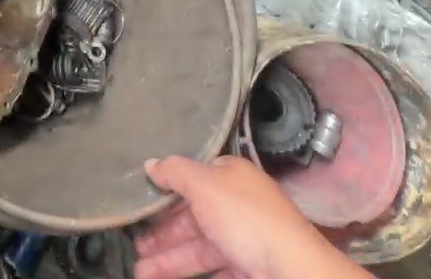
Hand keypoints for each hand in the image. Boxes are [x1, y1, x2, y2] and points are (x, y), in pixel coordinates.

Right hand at [135, 156, 357, 278]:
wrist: (295, 273)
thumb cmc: (245, 218)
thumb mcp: (203, 184)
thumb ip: (174, 172)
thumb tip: (150, 164)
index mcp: (231, 176)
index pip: (193, 179)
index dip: (166, 192)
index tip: (143, 206)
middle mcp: (239, 205)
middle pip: (193, 218)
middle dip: (162, 234)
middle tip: (135, 248)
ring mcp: (246, 241)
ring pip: (200, 248)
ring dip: (170, 260)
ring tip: (140, 273)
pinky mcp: (251, 271)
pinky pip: (216, 271)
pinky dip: (193, 275)